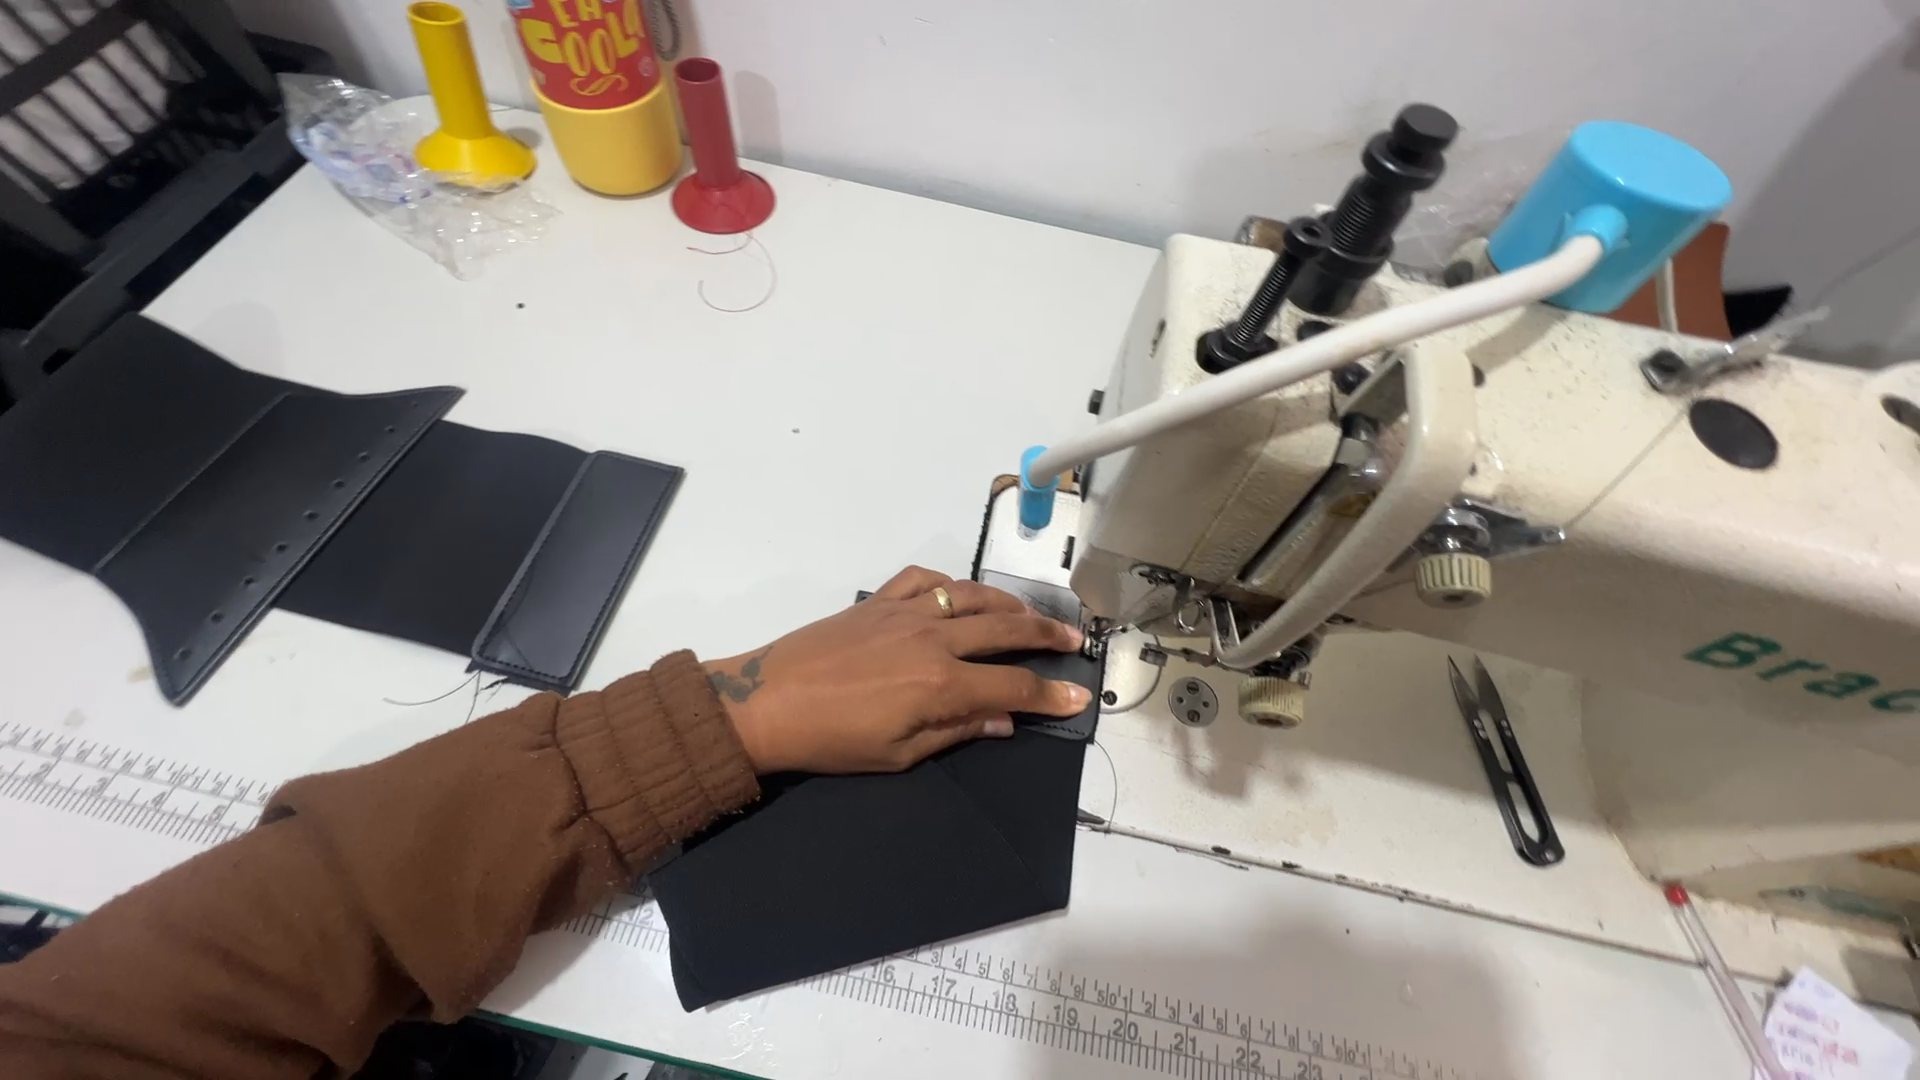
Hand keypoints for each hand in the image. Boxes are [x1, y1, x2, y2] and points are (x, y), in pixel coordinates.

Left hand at [706, 566, 1090, 773]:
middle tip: (1072, 637)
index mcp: (941, 684)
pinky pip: (923, 579)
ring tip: (1027, 612)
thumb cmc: (833, 740)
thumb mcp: (900, 754)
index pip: (1013, 685)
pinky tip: (958, 593)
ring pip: (970, 595)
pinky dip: (948, 584)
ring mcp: (905, 612)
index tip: (1079, 695)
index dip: (1051, 693)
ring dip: (1006, 602)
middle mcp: (933, 639)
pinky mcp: (878, 600)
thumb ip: (957, 730)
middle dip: (1045, 634)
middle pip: (1004, 628)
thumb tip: (1003, 720)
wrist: (768, 702)